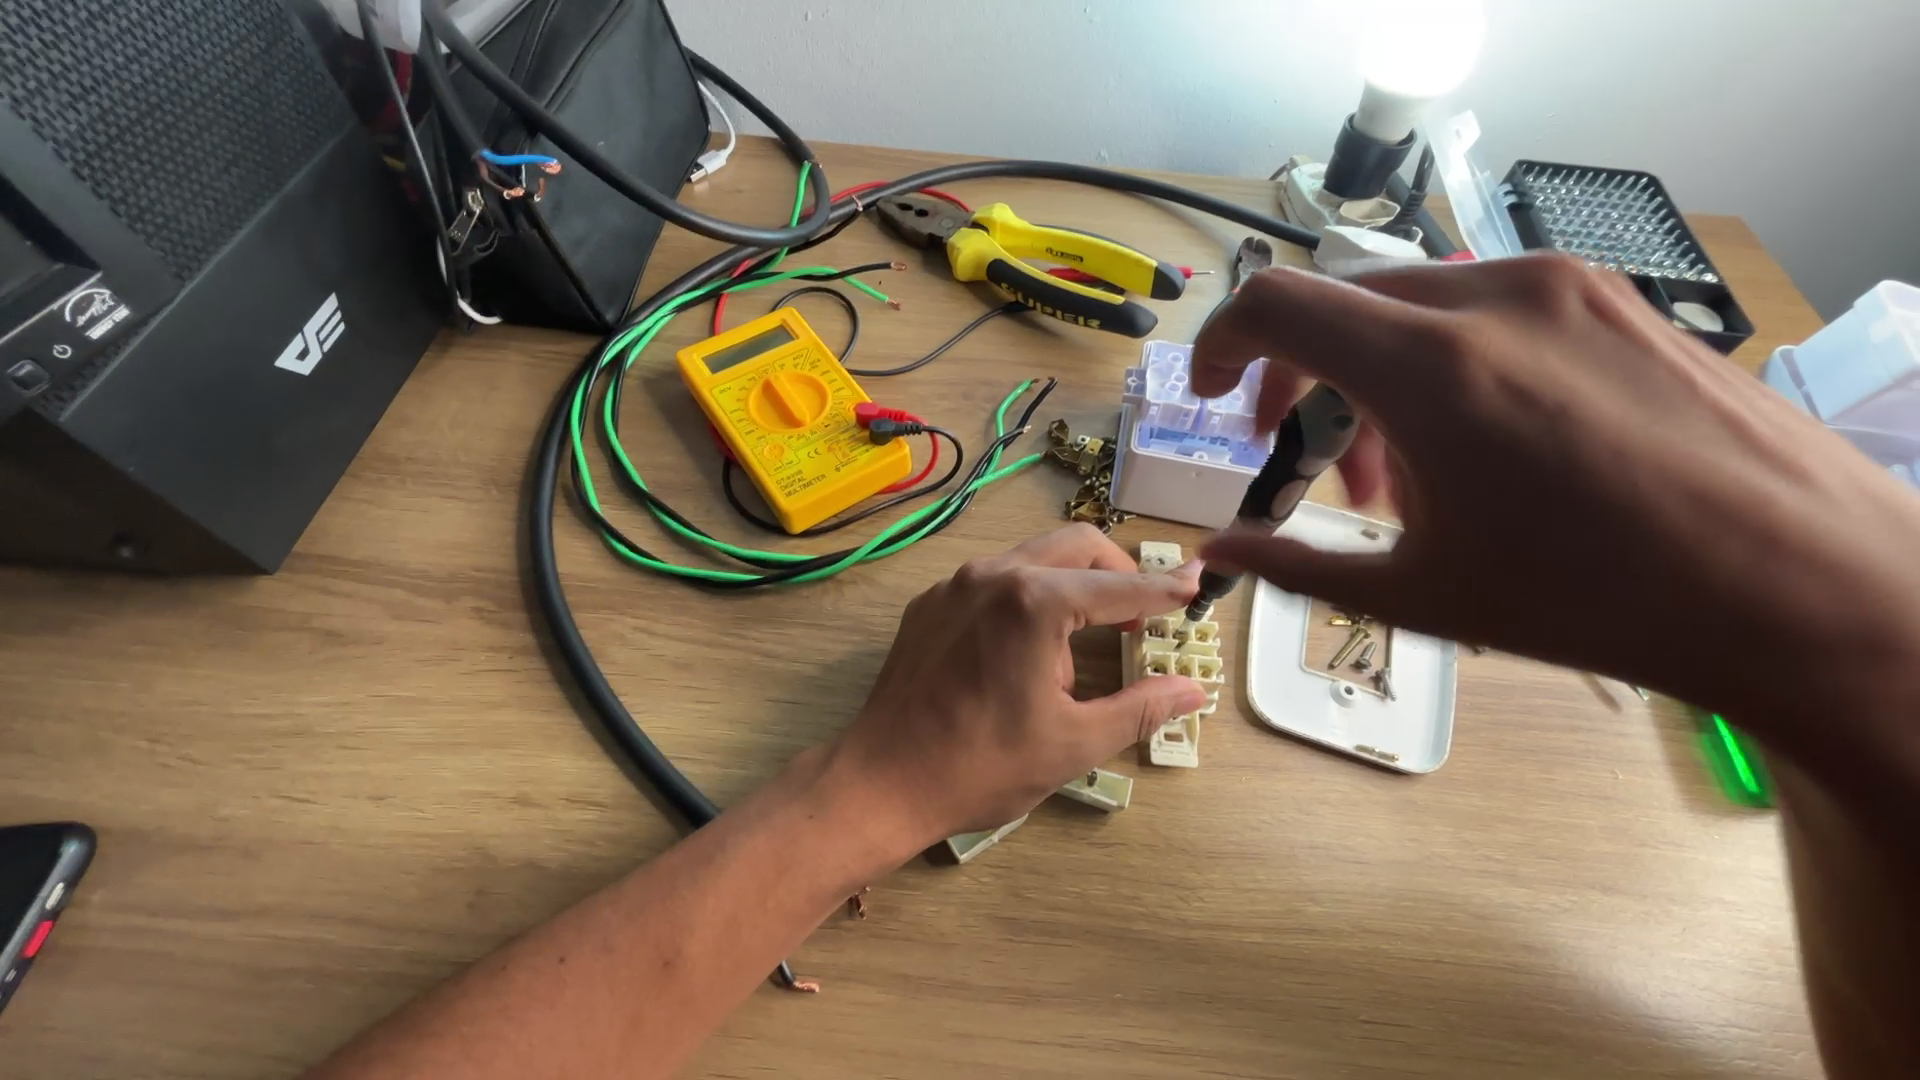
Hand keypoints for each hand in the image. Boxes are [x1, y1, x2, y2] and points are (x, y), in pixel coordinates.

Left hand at [825, 524, 1209, 847]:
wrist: (883, 780)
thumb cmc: (981, 766)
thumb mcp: (1073, 743)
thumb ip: (1139, 709)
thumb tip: (1189, 689)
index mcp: (1033, 602)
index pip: (1119, 586)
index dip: (1164, 590)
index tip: (1197, 585)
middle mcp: (993, 574)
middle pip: (1077, 546)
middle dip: (1118, 573)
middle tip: (1140, 616)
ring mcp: (955, 583)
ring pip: (1034, 557)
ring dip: (1072, 585)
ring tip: (1079, 645)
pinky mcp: (931, 601)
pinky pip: (994, 580)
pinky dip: (1027, 596)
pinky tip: (1024, 649)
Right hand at [1189, 256, 1919, 772]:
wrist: (1811, 592)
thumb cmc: (1595, 601)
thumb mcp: (1415, 591)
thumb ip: (1293, 562)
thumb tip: (1215, 553)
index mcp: (1433, 370)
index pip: (1275, 305)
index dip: (1220, 343)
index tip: (1215, 395)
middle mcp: (1492, 300)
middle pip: (1336, 309)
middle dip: (1298, 382)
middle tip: (1312, 461)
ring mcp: (1561, 286)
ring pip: (1405, 310)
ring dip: (1369, 381)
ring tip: (1405, 475)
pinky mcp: (1608, 295)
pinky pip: (1478, 310)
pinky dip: (1437, 366)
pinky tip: (1475, 443)